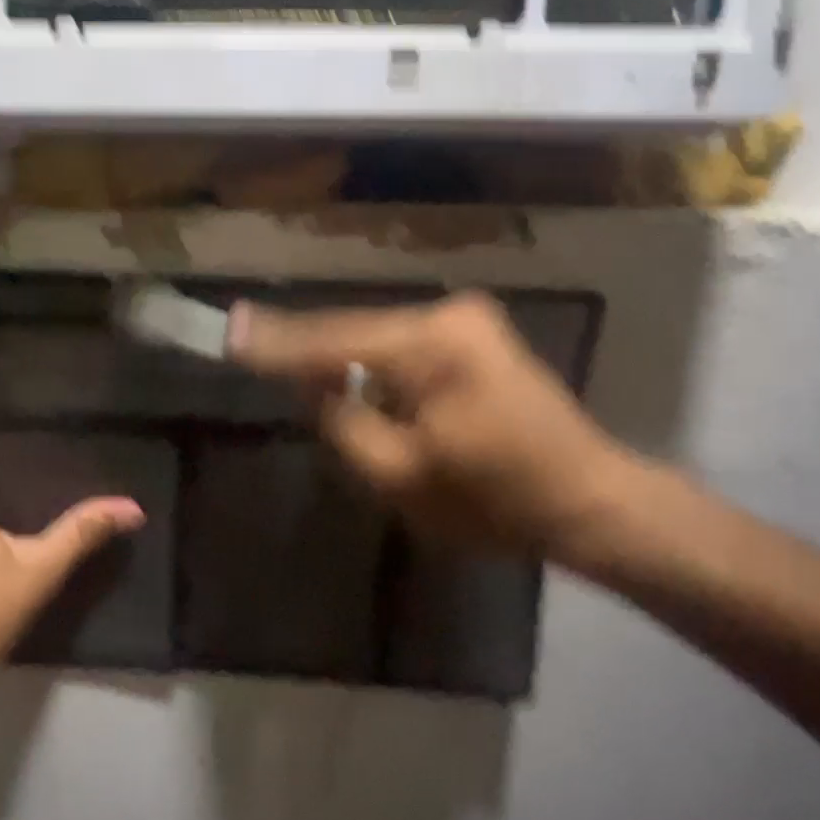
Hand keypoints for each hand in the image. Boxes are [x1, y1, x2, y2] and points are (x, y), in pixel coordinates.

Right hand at [229, 292, 636, 559]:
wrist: (591, 502)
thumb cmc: (493, 501)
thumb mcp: (398, 476)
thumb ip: (342, 421)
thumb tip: (312, 383)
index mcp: (430, 347)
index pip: (331, 339)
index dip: (276, 342)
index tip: (228, 331)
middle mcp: (449, 316)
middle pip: (353, 332)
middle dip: (308, 352)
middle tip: (250, 351)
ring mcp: (469, 322)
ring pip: (376, 339)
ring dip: (342, 361)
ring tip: (291, 373)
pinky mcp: (478, 338)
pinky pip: (403, 347)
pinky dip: (374, 366)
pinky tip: (349, 382)